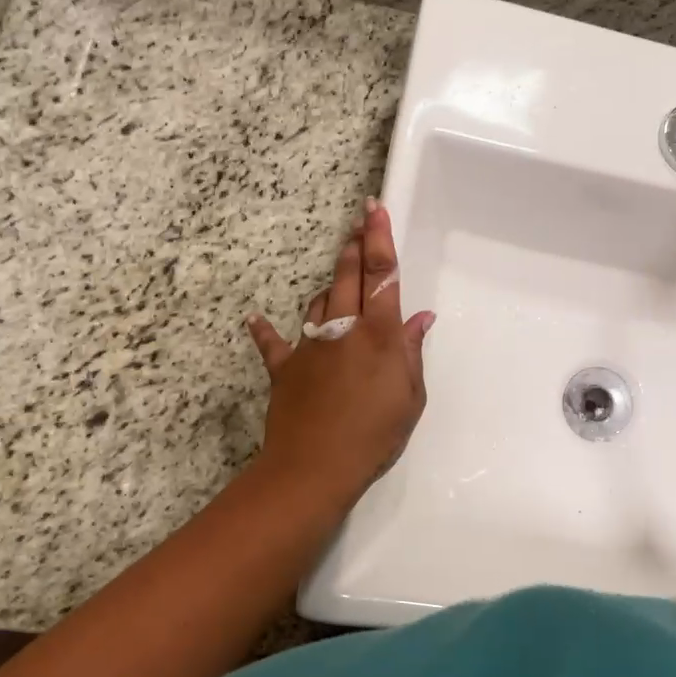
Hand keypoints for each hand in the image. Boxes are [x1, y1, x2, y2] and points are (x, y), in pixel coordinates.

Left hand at [246, 198, 436, 495]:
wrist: (314, 466)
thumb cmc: (374, 434)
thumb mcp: (409, 397)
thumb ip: (411, 353)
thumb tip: (420, 319)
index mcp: (378, 333)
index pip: (382, 274)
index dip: (379, 238)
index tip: (374, 209)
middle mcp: (342, 329)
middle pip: (347, 276)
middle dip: (353, 246)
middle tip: (356, 224)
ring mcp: (309, 345)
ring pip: (319, 301)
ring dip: (330, 286)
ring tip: (338, 277)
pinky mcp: (284, 368)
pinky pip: (274, 342)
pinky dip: (266, 330)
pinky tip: (255, 320)